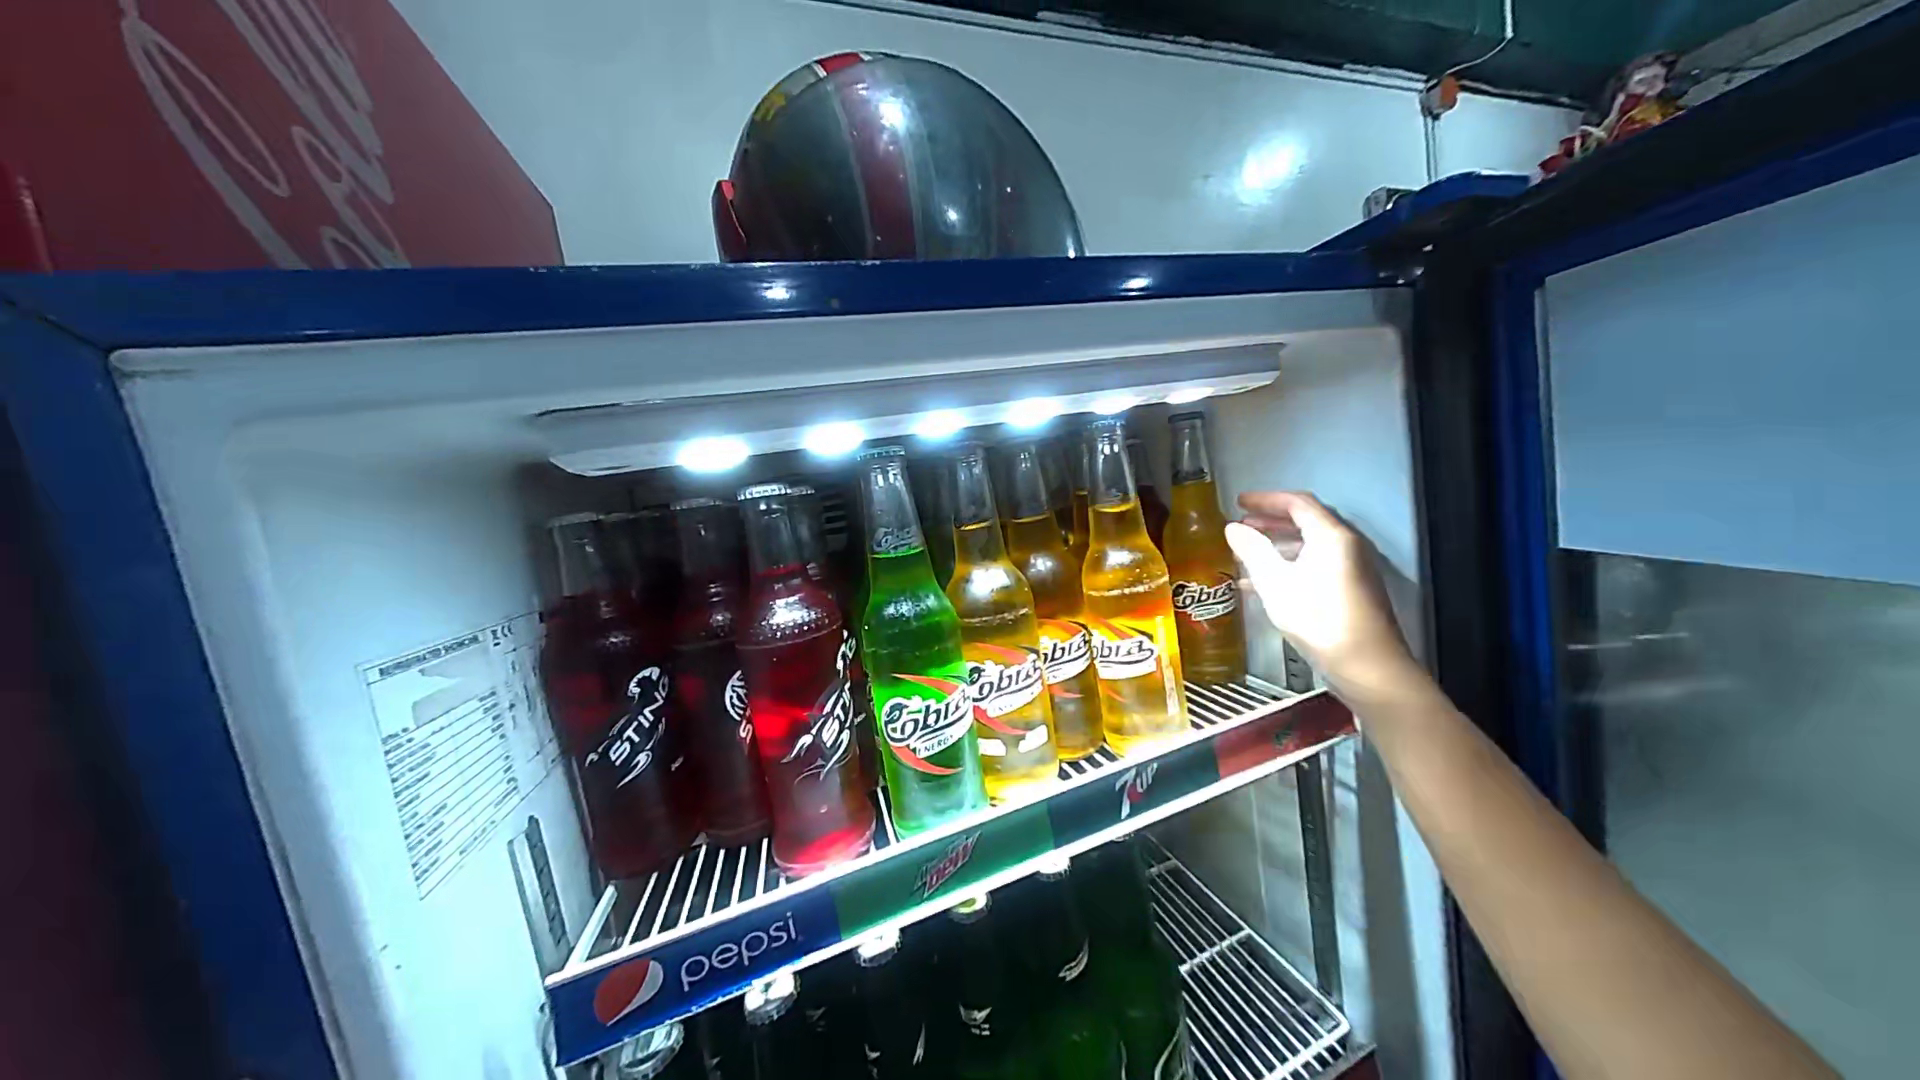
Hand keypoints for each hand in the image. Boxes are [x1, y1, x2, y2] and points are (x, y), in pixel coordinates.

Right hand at [1225, 491, 1421, 703]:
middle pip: (1306, 521)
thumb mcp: (1276, 583)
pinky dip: (1289, 563)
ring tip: (1247, 551)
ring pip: (1310, 544)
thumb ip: (1253, 551)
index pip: (1298, 503)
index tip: (1239, 502)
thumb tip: (1233, 528)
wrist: (1368, 667)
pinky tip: (1264, 583)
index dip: (1266, 499)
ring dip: (1278, 543)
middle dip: (1271, 520)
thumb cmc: (1319, 619)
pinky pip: (1315, 563)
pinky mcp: (1351, 589)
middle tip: (1241, 524)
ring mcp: (1352, 568)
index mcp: (1331, 536)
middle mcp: (1347, 545)